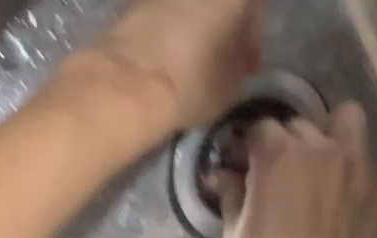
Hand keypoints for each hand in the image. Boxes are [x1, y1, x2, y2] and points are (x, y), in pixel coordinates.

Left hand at [86, 0, 263, 131]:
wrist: (123, 89)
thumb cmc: (189, 85)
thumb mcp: (229, 90)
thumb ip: (237, 72)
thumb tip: (231, 71)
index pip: (253, 8)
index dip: (250, 39)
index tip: (244, 68)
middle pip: (214, 6)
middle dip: (218, 33)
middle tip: (213, 67)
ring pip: (184, 11)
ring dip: (188, 35)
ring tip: (182, 71)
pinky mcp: (128, 9)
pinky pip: (155, 21)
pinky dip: (160, 39)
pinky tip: (156, 69)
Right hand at [221, 103, 376, 237]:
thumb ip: (232, 196)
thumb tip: (223, 174)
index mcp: (279, 157)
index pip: (260, 128)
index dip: (246, 146)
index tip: (238, 166)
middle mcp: (323, 149)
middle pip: (300, 125)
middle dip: (282, 142)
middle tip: (270, 175)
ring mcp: (357, 166)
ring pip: (344, 123)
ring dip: (324, 137)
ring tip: (311, 171)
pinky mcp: (376, 190)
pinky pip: (361, 158)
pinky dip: (344, 166)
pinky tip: (330, 200)